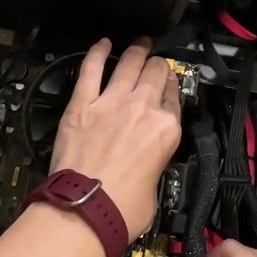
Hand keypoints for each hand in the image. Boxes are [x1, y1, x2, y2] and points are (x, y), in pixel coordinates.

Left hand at [49, 37, 181, 236]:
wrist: (85, 212)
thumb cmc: (122, 209)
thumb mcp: (156, 186)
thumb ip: (154, 162)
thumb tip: (145, 162)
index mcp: (167, 129)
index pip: (174, 97)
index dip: (171, 86)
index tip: (168, 83)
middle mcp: (143, 109)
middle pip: (155, 73)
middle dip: (157, 65)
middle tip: (155, 61)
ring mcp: (111, 102)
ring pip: (128, 64)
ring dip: (136, 51)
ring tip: (139, 44)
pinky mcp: (82, 105)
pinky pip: (91, 69)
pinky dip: (97, 53)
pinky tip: (103, 44)